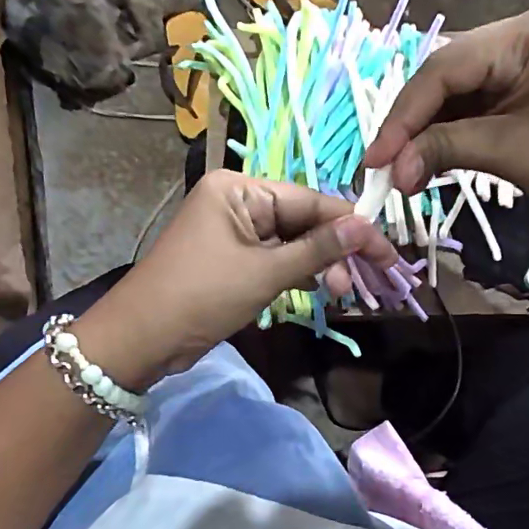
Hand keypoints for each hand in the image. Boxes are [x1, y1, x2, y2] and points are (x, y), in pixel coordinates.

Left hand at [70, 171, 397, 387]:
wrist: (142, 339)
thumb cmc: (202, 295)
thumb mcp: (265, 272)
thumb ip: (318, 249)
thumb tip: (366, 225)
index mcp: (240, 189)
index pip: (310, 200)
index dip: (351, 226)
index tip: (385, 251)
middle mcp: (238, 202)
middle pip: (304, 220)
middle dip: (337, 250)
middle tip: (368, 281)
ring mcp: (235, 233)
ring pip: (293, 242)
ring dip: (321, 265)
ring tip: (343, 292)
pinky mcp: (234, 260)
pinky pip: (277, 259)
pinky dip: (300, 274)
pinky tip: (323, 288)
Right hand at [364, 0, 528, 234]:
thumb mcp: (511, 152)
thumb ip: (445, 149)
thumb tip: (391, 169)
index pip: (448, 66)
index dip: (404, 114)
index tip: (375, 158)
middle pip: (453, 73)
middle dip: (418, 123)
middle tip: (389, 167)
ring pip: (465, 89)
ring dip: (435, 130)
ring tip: (409, 170)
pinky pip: (485, 101)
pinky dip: (459, 130)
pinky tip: (437, 157)